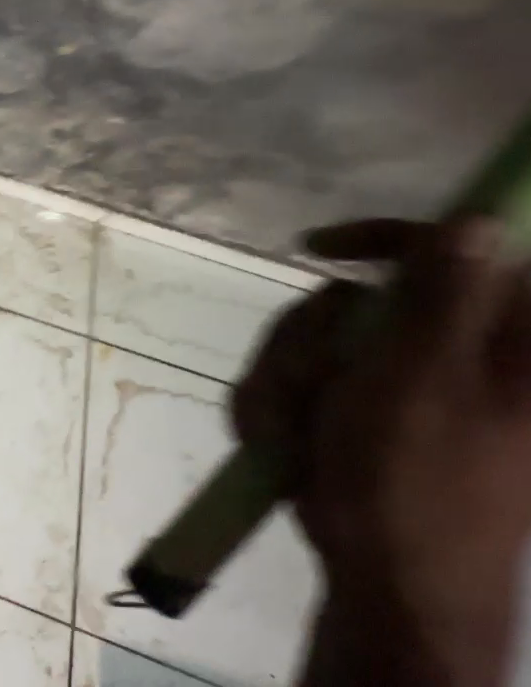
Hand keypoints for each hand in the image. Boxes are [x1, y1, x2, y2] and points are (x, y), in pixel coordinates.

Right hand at [234, 218, 530, 685]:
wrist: (394, 582)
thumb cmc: (410, 479)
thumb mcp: (418, 380)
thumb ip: (445, 298)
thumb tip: (477, 221)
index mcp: (512, 350)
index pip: (456, 253)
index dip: (384, 239)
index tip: (316, 249)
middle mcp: (473, 365)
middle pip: (365, 305)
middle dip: (313, 344)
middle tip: (308, 389)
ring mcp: (426, 398)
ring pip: (327, 348)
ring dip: (293, 382)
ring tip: (298, 431)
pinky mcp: (389, 424)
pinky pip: (316, 386)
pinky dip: (293, 409)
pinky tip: (298, 443)